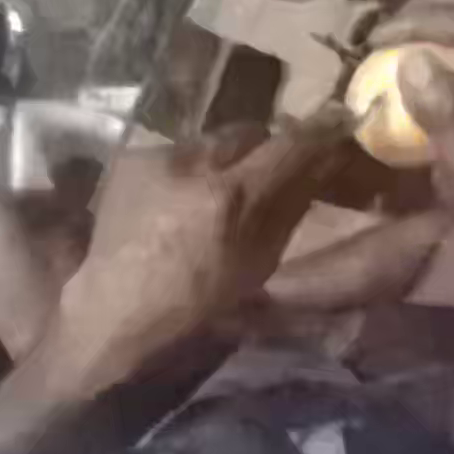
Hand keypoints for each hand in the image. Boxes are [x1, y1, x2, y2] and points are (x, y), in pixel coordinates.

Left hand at [45, 123, 342, 391]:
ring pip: (211, 139)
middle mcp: (195, 164)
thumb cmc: (197, 315)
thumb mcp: (258, 267)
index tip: (336, 134)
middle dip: (266, 148)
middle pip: (250, 131)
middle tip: (269, 176)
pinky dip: (188, 170)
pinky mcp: (129, 161)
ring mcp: (156, 158)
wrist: (117, 323)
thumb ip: (288, 210)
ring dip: (224, 159)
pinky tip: (178, 200)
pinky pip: (175, 152)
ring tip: (216, 192)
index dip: (322, 135)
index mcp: (234, 199)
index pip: (295, 143)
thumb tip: (315, 168)